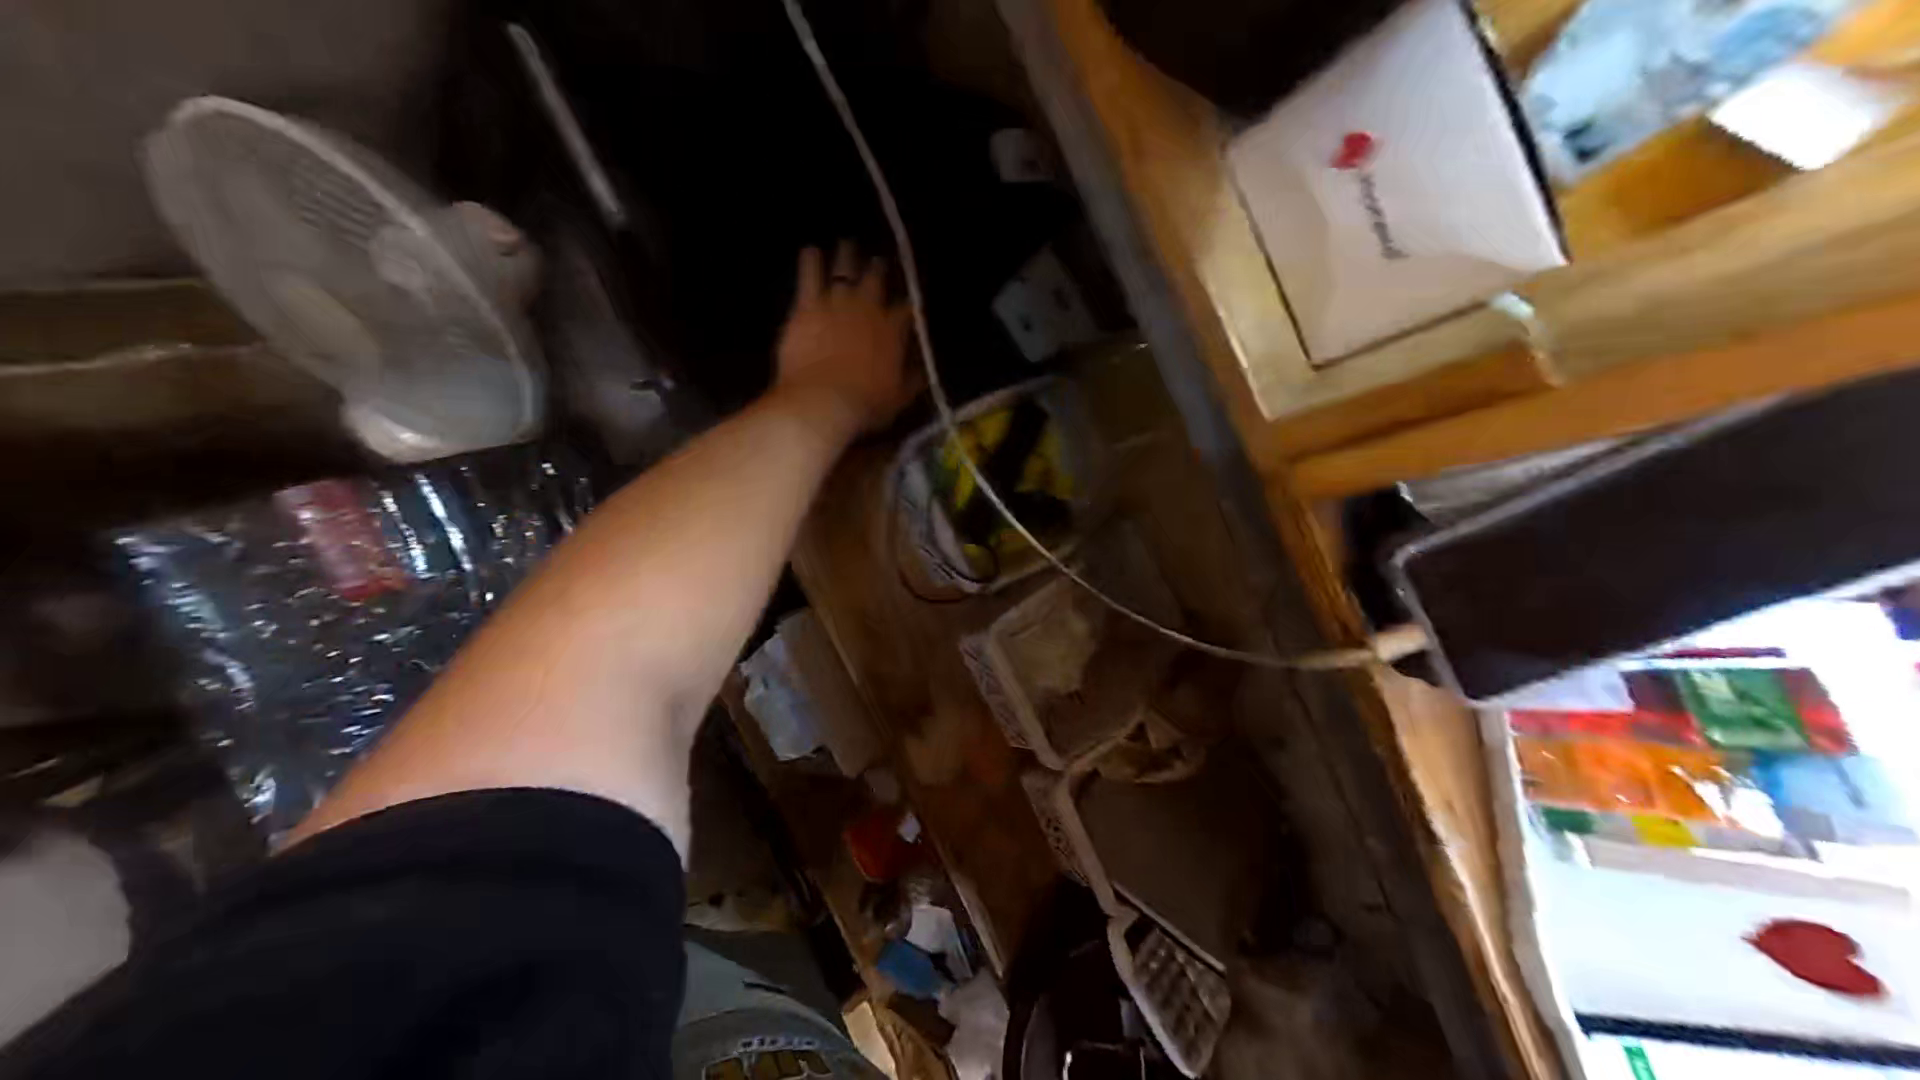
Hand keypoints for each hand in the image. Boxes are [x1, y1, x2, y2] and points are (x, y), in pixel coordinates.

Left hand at [774, 242, 918, 434]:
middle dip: (880, 268)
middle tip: (878, 261)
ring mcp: (837, 302)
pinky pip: (809, 275)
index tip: (908, 302)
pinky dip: (811, 261)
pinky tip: (810, 251)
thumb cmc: (865, 405)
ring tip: (847, 245)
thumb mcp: (898, 398)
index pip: (907, 309)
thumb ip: (912, 380)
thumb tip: (924, 371)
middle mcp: (869, 307)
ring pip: (845, 268)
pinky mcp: (808, 305)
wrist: (822, 402)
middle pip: (877, 278)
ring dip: (847, 256)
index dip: (908, 304)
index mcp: (893, 330)